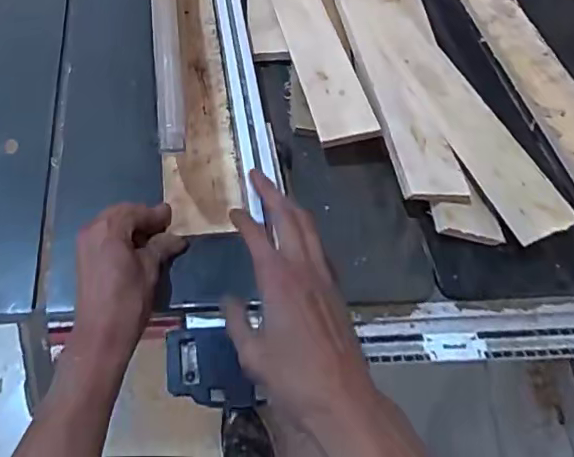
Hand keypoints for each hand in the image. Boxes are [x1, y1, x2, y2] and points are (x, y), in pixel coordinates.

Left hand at [70, 201, 186, 367]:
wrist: (99, 337)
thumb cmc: (128, 302)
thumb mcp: (149, 271)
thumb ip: (161, 247)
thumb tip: (176, 238)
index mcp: (109, 228)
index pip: (136, 212)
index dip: (155, 215)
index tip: (171, 216)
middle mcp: (93, 228)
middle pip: (121, 213)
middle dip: (141, 218)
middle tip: (162, 228)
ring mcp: (84, 242)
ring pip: (111, 223)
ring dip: (130, 227)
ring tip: (150, 239)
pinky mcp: (82, 256)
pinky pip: (103, 235)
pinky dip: (118, 236)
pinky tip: (133, 249)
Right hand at [224, 172, 425, 454]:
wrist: (343, 398)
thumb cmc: (294, 378)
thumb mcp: (252, 354)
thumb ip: (237, 322)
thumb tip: (230, 300)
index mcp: (277, 279)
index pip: (257, 235)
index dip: (244, 219)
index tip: (233, 210)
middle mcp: (302, 268)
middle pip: (288, 216)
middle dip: (271, 192)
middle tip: (257, 175)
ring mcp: (323, 276)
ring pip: (308, 226)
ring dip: (292, 206)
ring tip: (278, 195)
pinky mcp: (335, 289)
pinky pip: (320, 246)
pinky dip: (307, 230)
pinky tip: (302, 236)